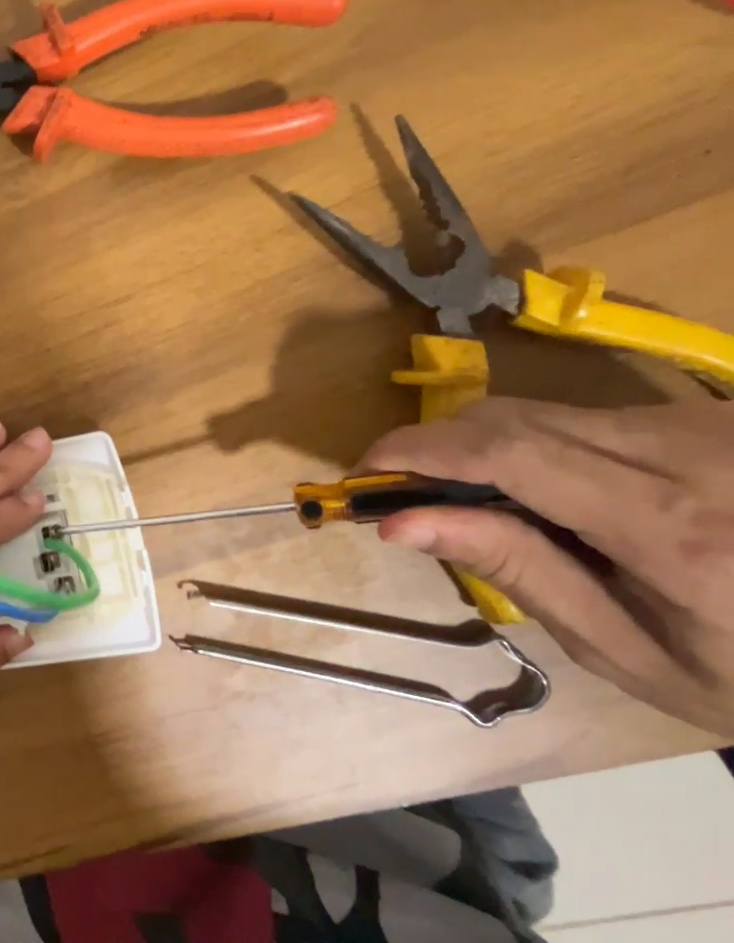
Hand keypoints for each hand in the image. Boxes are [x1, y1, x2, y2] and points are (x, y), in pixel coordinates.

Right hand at [362, 398, 733, 737]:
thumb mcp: (628, 651)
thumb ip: (519, 573)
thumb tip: (401, 522)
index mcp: (677, 531)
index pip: (512, 453)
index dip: (422, 448)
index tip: (366, 469)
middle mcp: (698, 458)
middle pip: (517, 419)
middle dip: (438, 446)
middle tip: (401, 490)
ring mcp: (714, 428)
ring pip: (546, 412)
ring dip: (485, 449)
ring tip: (476, 504)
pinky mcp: (715, 418)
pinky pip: (588, 418)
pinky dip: (536, 448)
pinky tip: (549, 494)